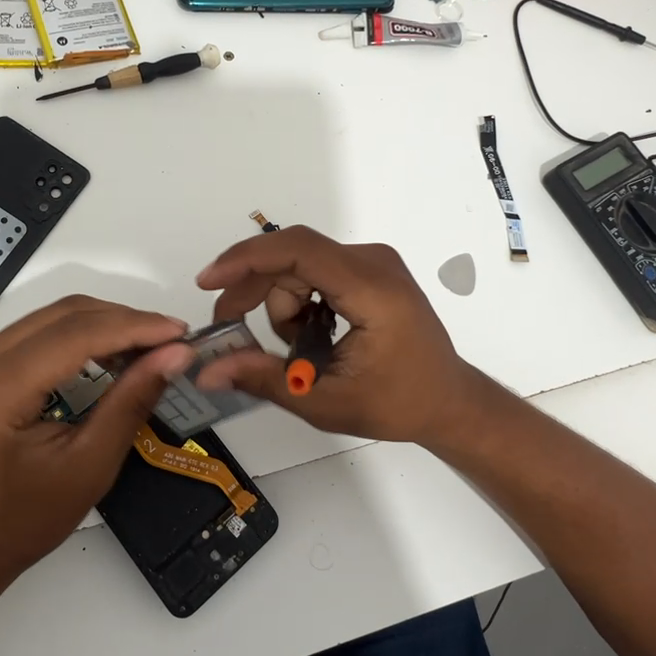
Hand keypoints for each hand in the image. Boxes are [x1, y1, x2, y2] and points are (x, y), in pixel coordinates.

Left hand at [0, 296, 191, 603]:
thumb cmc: (20, 524)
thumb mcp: (88, 466)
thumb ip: (131, 401)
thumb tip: (176, 353)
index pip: (77, 333)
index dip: (134, 326)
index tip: (182, 333)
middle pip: (64, 315)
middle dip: (123, 321)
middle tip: (171, 341)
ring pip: (51, 319)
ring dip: (102, 325)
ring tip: (148, 348)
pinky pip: (34, 334)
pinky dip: (77, 338)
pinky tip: (108, 356)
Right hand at [193, 226, 503, 445]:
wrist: (448, 399)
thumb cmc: (396, 404)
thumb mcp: (325, 401)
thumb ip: (264, 378)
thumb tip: (207, 370)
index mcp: (371, 290)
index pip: (298, 251)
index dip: (247, 259)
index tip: (209, 282)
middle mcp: (373, 262)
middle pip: (292, 256)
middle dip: (254, 290)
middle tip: (230, 328)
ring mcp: (374, 261)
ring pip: (299, 265)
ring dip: (283, 305)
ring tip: (300, 350)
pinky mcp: (371, 268)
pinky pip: (316, 270)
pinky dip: (300, 300)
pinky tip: (312, 335)